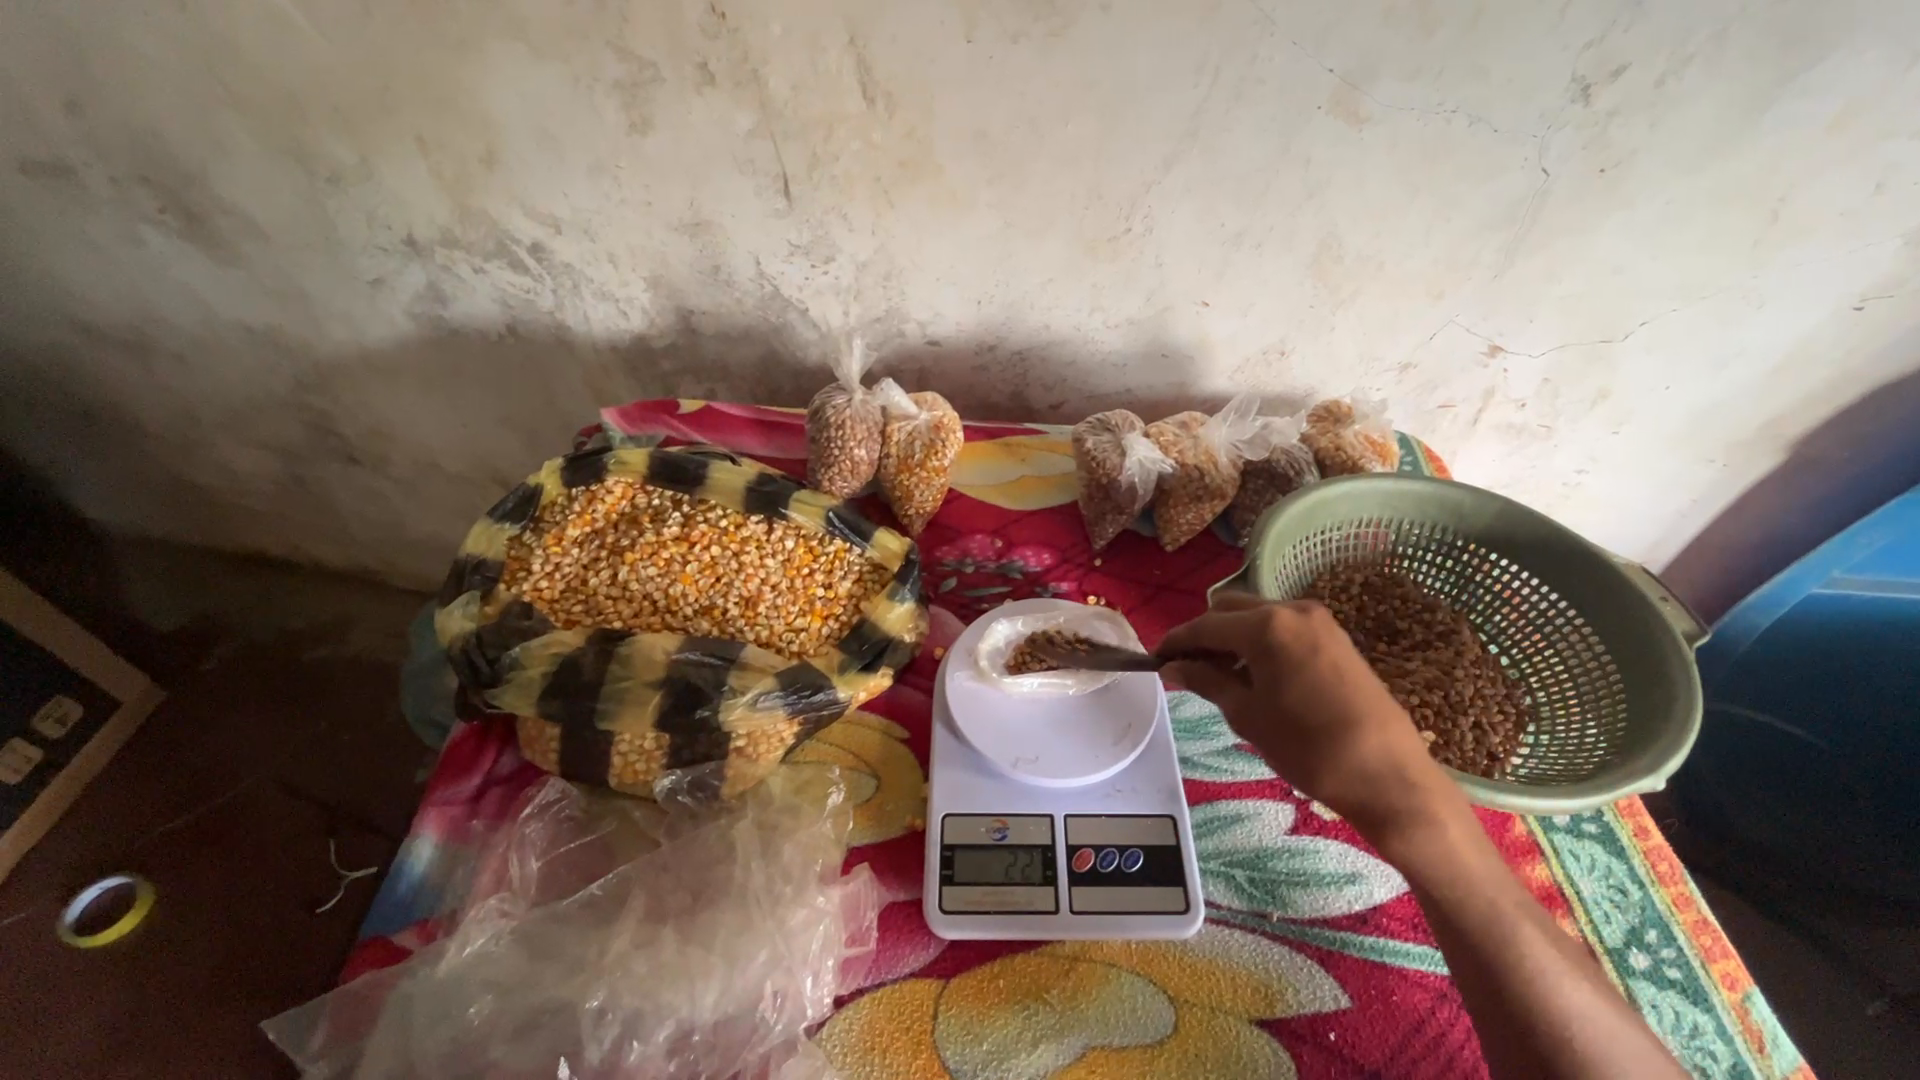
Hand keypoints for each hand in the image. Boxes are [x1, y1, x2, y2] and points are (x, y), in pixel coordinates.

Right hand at [1160, 593, 1462, 843]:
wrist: (1388, 774)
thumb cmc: (1308, 748)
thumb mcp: (1247, 715)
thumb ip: (1206, 680)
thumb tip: (1172, 667)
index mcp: (1266, 626)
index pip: (1204, 625)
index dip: (1176, 641)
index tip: (1155, 660)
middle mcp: (1292, 610)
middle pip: (1230, 609)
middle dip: (1204, 634)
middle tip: (1187, 669)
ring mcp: (1319, 622)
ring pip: (1258, 616)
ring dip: (1232, 637)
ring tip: (1218, 676)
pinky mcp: (1336, 638)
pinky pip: (1284, 628)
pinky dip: (1260, 642)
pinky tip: (1255, 675)